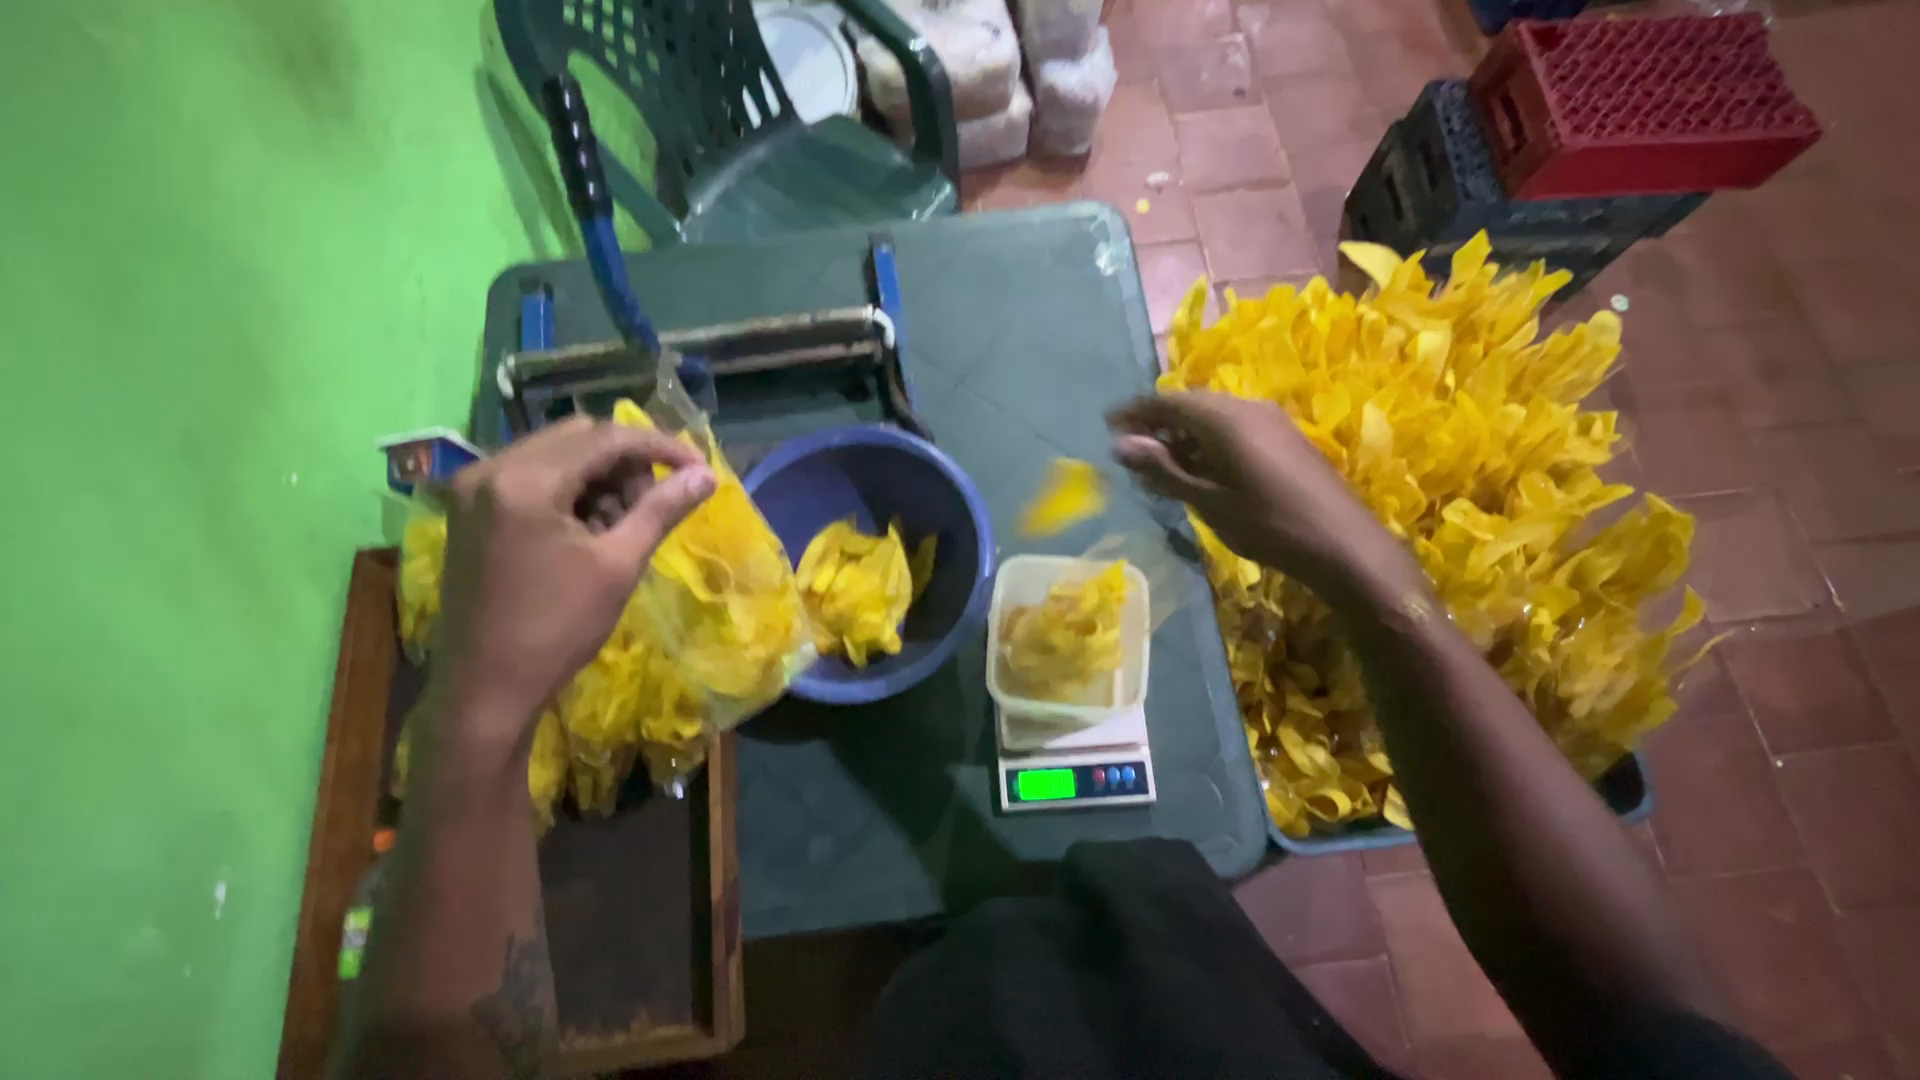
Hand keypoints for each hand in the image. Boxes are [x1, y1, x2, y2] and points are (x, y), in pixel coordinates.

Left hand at [430, 416, 715, 746]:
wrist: (486, 688)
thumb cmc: (557, 629)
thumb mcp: (619, 565)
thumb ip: (662, 510)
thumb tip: (708, 476)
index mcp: (524, 481)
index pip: (606, 438)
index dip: (660, 447)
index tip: (699, 469)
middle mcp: (490, 469)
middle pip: (578, 437)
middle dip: (627, 463)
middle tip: (655, 504)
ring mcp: (474, 489)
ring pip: (557, 454)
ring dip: (599, 477)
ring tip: (622, 524)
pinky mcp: (471, 510)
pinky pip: (532, 475)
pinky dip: (570, 490)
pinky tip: (590, 529)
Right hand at [1108, 392, 1424, 602]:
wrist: (1342, 543)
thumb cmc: (1267, 524)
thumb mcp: (1207, 500)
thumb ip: (1162, 469)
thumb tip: (1119, 444)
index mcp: (1223, 418)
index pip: (1166, 402)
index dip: (1134, 412)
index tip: (1107, 425)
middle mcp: (1246, 407)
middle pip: (1190, 405)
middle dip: (1157, 423)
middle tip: (1131, 449)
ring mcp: (1270, 420)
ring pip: (1213, 416)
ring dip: (1182, 435)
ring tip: (1160, 466)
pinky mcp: (1284, 437)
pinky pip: (1234, 427)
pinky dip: (1207, 442)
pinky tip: (1199, 470)